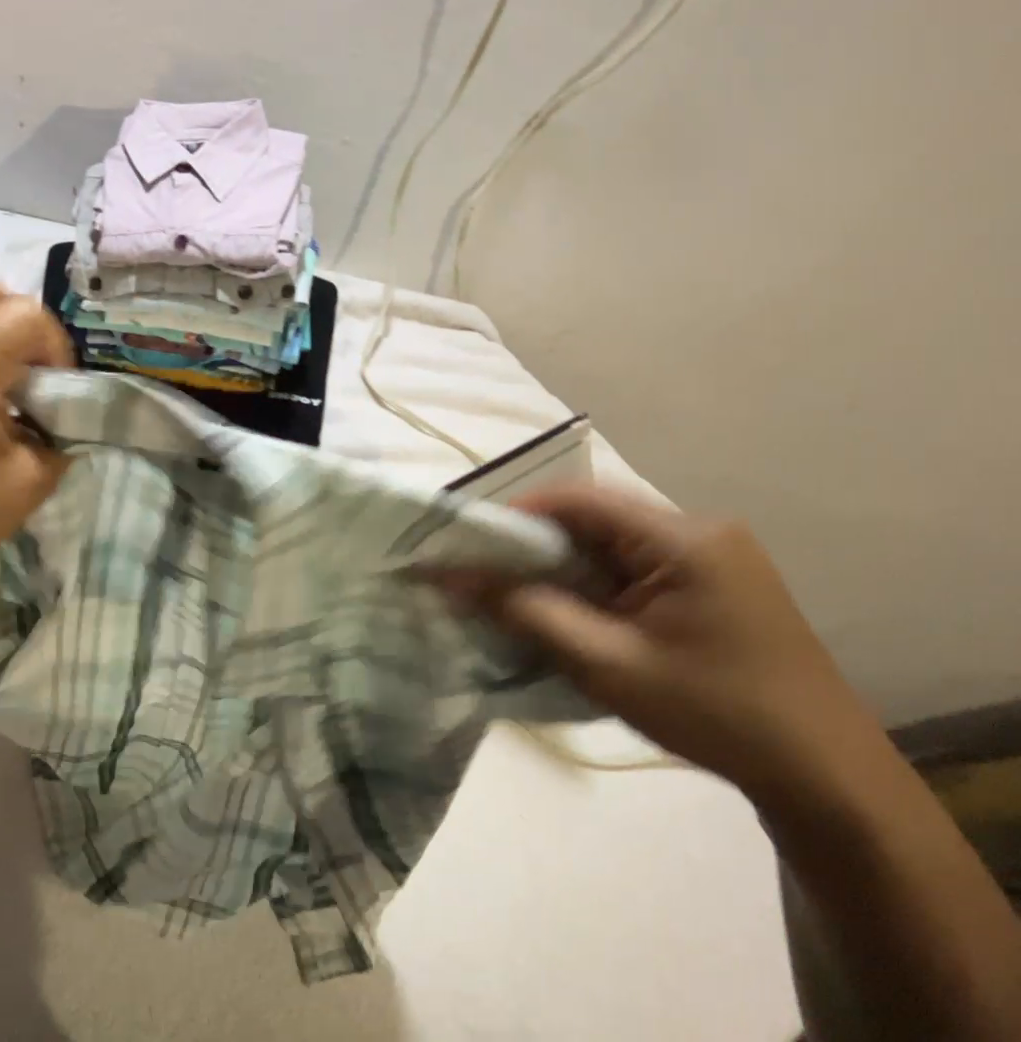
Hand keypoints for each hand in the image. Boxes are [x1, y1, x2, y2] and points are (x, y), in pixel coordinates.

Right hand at [448, 485, 874, 796]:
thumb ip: (525, 611)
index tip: (464, 549)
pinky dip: (590, 588)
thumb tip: (450, 576)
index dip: (512, 515)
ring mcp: (713, 559)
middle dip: (530, 548)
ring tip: (511, 603)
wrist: (822, 773)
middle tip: (478, 581)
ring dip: (559, 571)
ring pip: (609, 547)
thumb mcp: (604, 663)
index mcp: (684, 539)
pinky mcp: (713, 587)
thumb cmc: (713, 712)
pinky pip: (633, 569)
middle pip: (593, 519)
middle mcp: (701, 533)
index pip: (578, 499)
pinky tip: (566, 618)